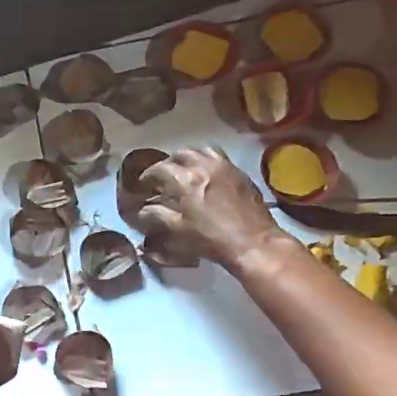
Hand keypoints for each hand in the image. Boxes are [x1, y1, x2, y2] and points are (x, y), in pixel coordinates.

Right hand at [137, 147, 295, 271]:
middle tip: (162, 178)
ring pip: (201, 151)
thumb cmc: (211, 238)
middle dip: (167, 164)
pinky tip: (205, 176)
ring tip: (184, 171)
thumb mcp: (177, 229)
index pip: (158, 169)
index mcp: (185, 180)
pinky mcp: (240, 174)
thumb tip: (143, 209)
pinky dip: (207, 162)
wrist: (254, 244)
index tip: (143, 185)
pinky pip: (219, 158)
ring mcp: (225, 167)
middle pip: (180, 154)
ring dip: (188, 159)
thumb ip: (156, 215)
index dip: (147, 176)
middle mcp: (204, 166)